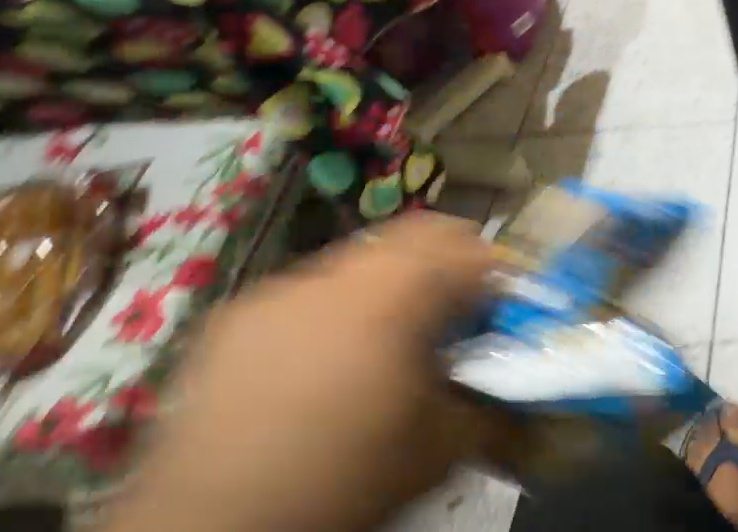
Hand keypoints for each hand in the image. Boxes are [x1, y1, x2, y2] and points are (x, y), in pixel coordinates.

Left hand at [104, 213, 500, 531]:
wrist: (206, 531)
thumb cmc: (340, 482)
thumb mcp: (438, 448)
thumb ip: (493, 400)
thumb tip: (531, 390)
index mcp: (396, 296)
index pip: (475, 251)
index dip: (504, 273)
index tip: (512, 306)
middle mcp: (337, 276)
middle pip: (418, 234)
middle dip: (451, 262)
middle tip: (464, 309)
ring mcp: (278, 292)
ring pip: (362, 259)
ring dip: (393, 283)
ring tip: (395, 338)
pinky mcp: (233, 321)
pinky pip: (306, 291)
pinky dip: (336, 309)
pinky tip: (329, 362)